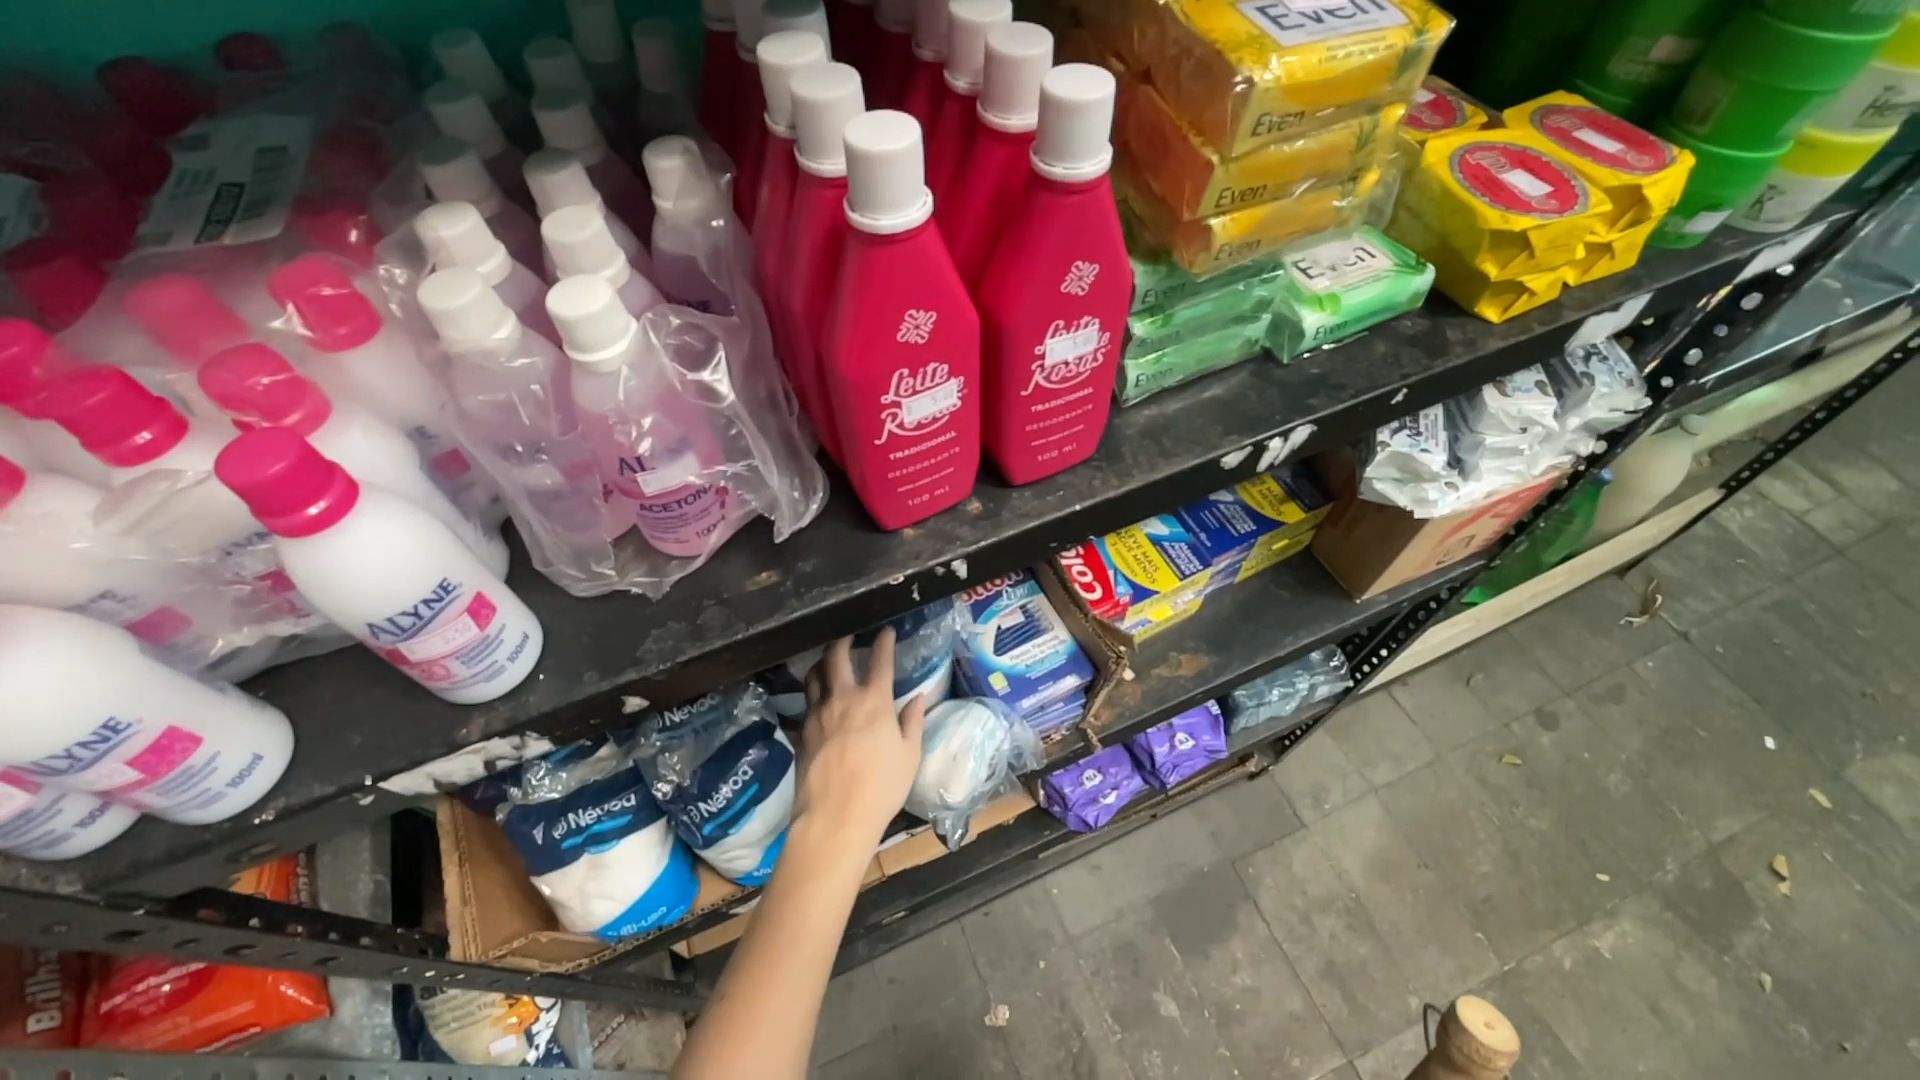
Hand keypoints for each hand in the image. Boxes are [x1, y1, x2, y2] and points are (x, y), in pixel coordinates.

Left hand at [793, 629, 925, 843]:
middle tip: (848, 637)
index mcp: (874, 701)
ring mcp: (816, 714)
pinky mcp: (801, 732)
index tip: (886, 630)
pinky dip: (811, 695)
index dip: (883, 641)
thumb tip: (918, 698)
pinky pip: (804, 704)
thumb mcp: (909, 755)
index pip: (879, 660)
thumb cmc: (881, 787)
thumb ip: (912, 722)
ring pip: (813, 675)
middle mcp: (842, 699)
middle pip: (835, 656)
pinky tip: (816, 701)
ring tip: (828, 662)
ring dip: (822, 663)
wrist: (835, 817)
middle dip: (842, 640)